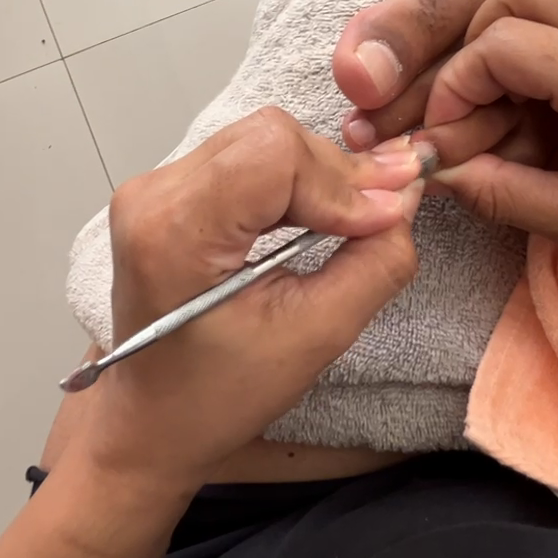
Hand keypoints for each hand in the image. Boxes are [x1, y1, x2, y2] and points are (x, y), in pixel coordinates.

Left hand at [75, 108, 425, 493]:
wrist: (152, 420)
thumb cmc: (218, 395)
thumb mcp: (315, 337)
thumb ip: (374, 265)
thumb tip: (406, 199)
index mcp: (173, 229)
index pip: (274, 154)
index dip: (341, 180)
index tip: (384, 218)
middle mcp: (152, 192)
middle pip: (270, 137)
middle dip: (336, 174)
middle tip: (386, 211)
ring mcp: (154, 187)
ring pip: (262, 140)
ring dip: (319, 175)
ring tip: (360, 215)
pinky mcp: (169, 192)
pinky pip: (246, 158)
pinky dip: (294, 180)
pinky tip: (320, 212)